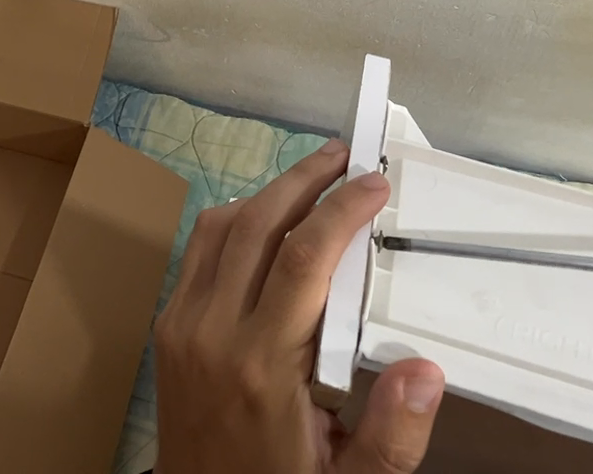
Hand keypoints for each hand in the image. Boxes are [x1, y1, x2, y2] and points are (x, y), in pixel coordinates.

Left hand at [152, 139, 444, 473]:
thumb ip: (392, 435)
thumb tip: (426, 369)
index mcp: (263, 366)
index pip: (303, 260)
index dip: (340, 211)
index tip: (373, 183)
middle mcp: (213, 331)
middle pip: (257, 225)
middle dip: (304, 181)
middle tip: (342, 157)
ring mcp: (181, 323)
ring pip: (220, 227)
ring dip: (267, 193)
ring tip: (311, 178)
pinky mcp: (166, 324)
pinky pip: (198, 250)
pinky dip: (233, 220)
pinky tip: (265, 217)